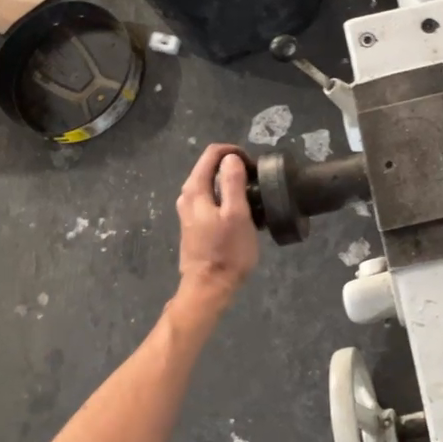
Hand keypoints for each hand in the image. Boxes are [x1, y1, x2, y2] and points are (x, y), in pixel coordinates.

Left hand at [175, 144, 259, 307]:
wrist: (209, 289)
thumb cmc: (227, 252)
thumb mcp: (237, 215)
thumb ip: (232, 183)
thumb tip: (231, 158)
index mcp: (195, 190)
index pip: (212, 154)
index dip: (234, 152)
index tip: (253, 165)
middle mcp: (187, 196)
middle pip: (209, 167)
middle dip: (232, 166)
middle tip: (256, 180)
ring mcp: (188, 211)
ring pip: (209, 183)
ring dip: (229, 182)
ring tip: (251, 195)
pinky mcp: (194, 224)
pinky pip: (210, 199)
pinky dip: (224, 196)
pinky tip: (240, 211)